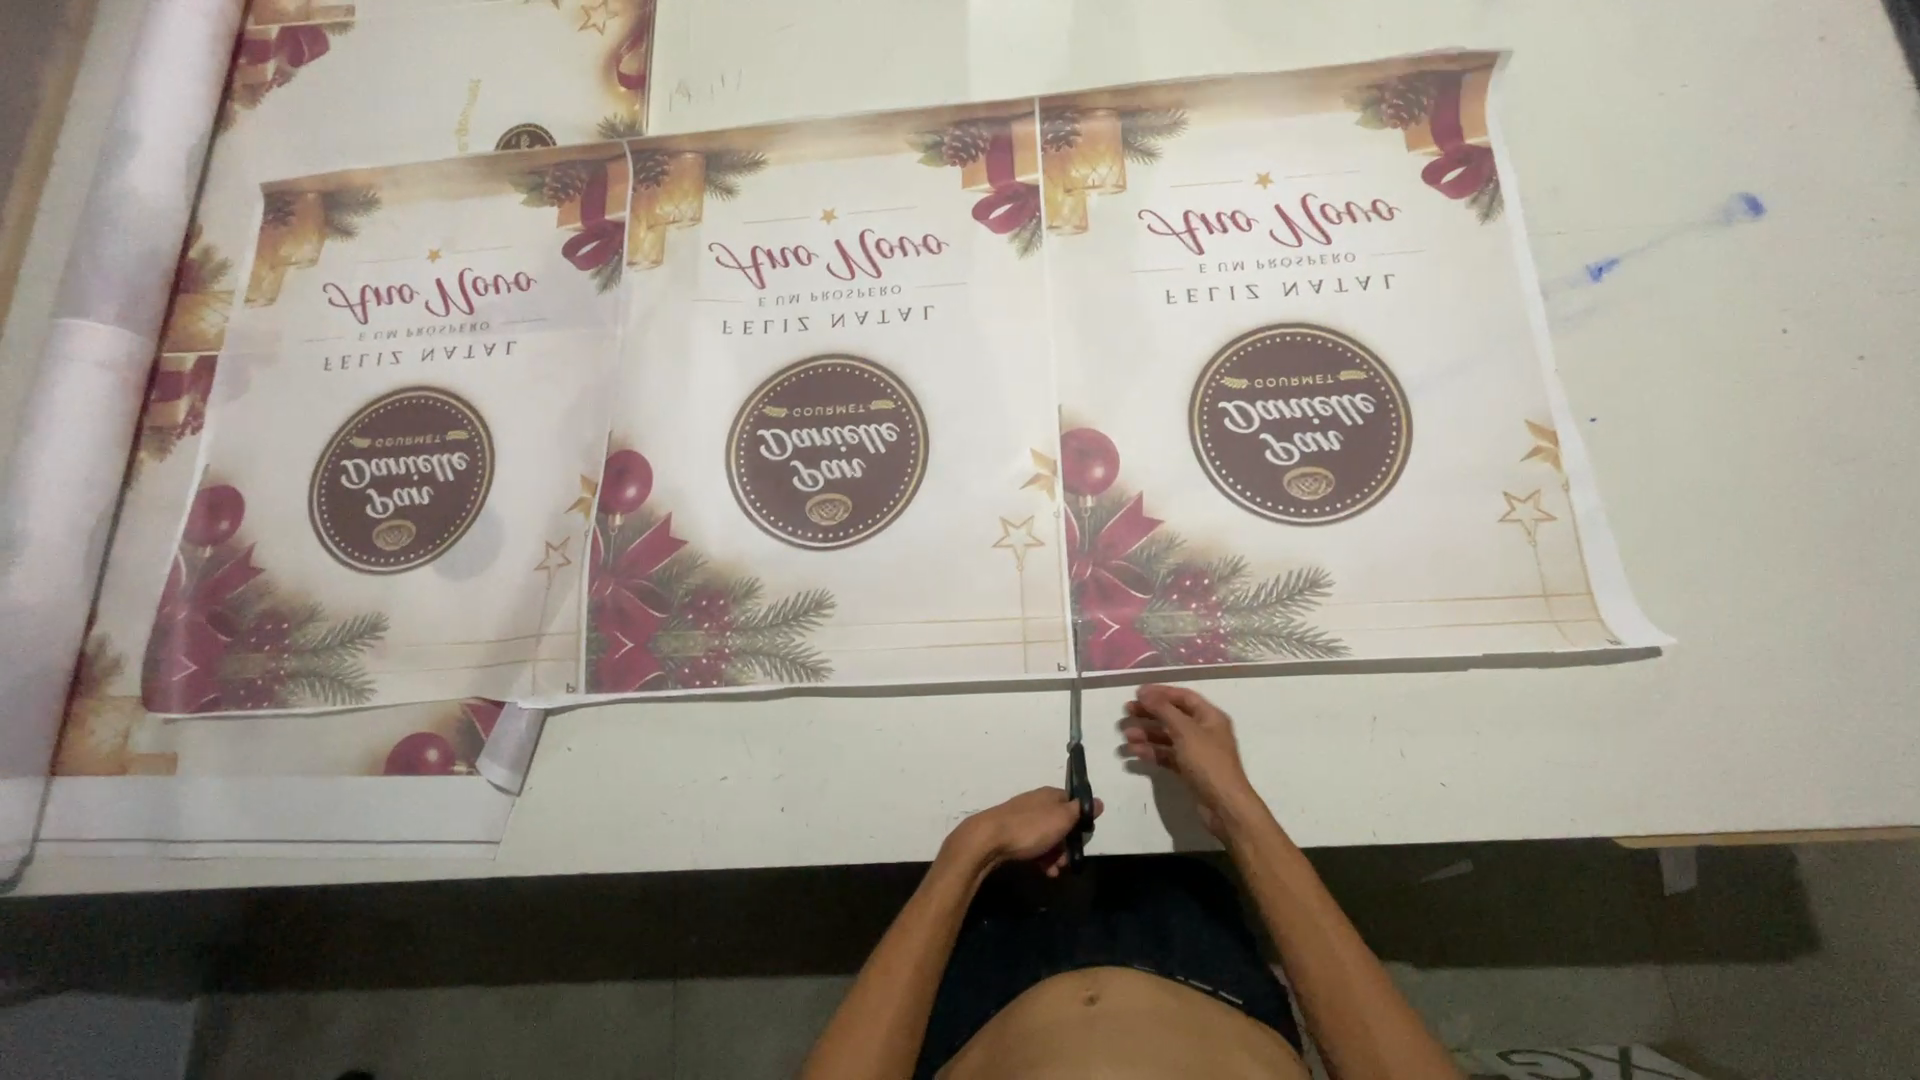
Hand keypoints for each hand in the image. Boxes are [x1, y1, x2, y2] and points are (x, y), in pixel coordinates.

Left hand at [947, 786, 1102, 876]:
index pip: (1072, 803)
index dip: (1080, 820)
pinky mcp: (1011, 834)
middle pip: (1060, 824)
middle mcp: (1036, 803)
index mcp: (1049, 795)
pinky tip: (1043, 871)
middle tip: (1066, 861)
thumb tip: (1098, 802)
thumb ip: (1080, 811)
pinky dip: (1041, 858)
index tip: (1083, 837)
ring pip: (1047, 838)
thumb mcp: (1062, 818)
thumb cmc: (1030, 828)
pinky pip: (1033, 846)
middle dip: (1067, 844)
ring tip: (1054, 870)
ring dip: (1055, 855)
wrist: (989, 839)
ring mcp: (1023, 818)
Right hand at [1122, 684, 1264, 837]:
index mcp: (1210, 717)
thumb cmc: (1208, 762)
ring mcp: (1196, 751)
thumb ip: (1163, 710)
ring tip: (1126, 735)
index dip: (1160, 692)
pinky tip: (1134, 753)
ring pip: (1167, 736)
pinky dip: (1152, 752)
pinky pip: (1167, 755)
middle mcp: (1204, 731)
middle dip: (1150, 713)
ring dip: (1147, 734)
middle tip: (1127, 711)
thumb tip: (1144, 692)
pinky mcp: (1188, 769)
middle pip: (1173, 716)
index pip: (1183, 697)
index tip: (1137, 693)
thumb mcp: (1185, 731)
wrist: (1224, 805)